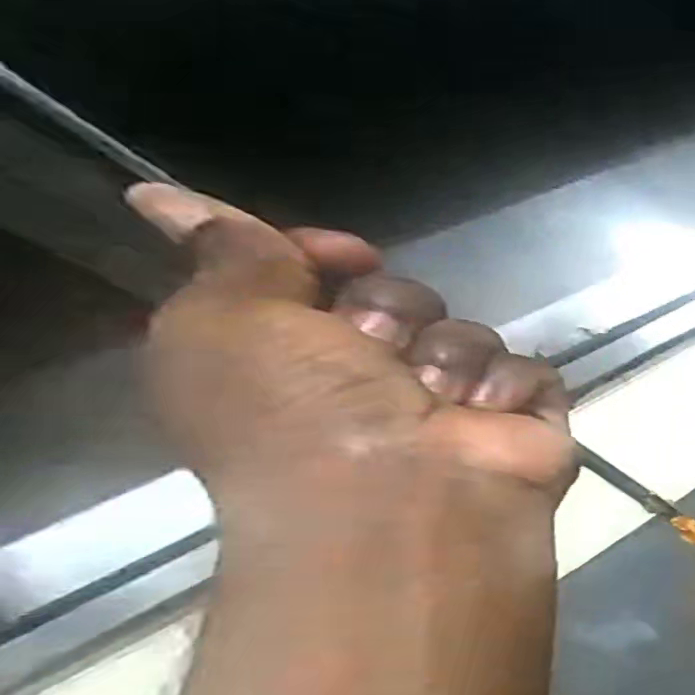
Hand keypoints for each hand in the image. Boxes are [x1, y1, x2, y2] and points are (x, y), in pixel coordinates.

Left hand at [131, 184, 574, 512]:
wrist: (405, 495)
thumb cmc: (301, 413)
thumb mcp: (224, 321)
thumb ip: (226, 255)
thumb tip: (162, 200)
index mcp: (296, 361)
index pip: (325, 279)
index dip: (329, 257)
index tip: (346, 256)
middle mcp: (375, 382)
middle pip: (405, 300)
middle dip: (395, 316)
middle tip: (379, 356)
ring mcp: (457, 404)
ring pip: (469, 334)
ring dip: (450, 359)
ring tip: (437, 402)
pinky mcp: (525, 422)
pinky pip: (531, 370)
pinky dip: (510, 387)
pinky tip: (487, 415)